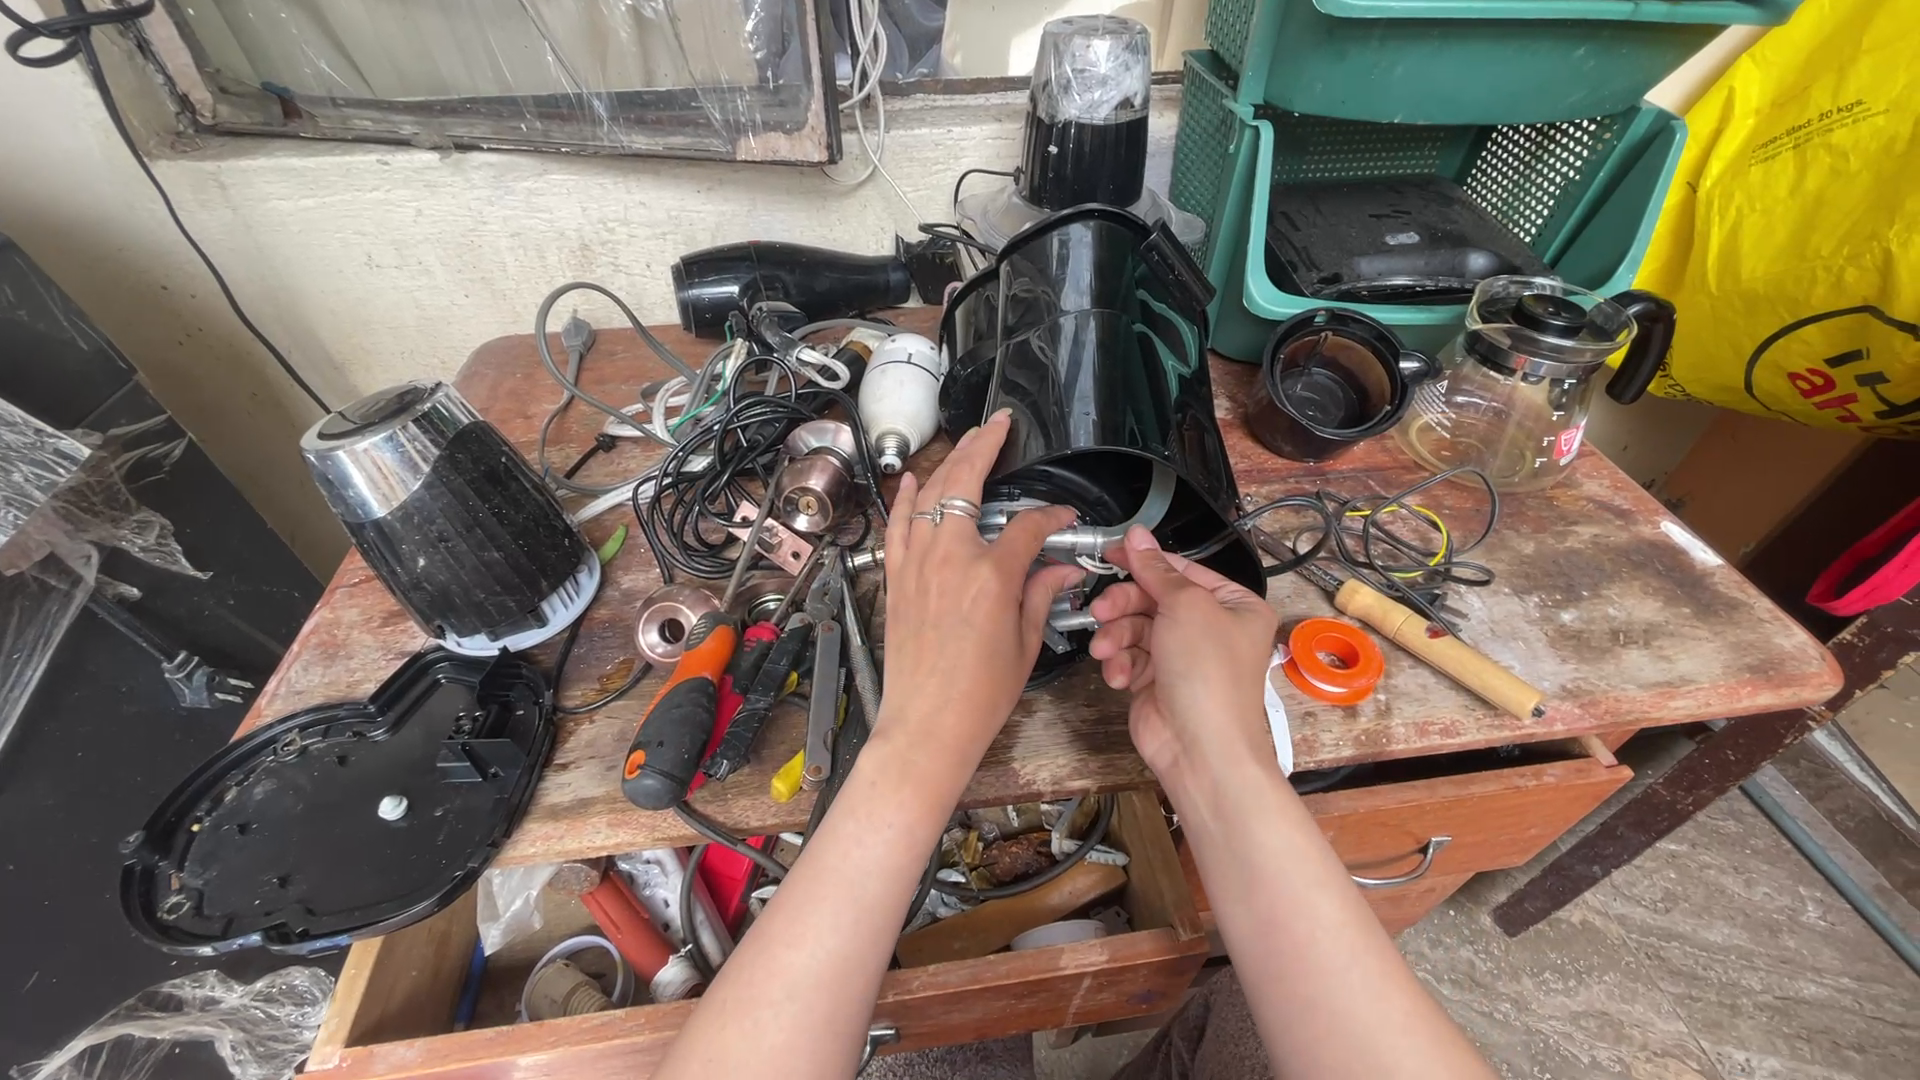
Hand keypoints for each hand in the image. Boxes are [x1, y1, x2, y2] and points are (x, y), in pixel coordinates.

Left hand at [876, 409, 1081, 766]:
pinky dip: (903, 497)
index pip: (1028, 526)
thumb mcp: (1025, 645)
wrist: (926, 724)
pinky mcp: (897, 577)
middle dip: (986, 445)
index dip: (1051, 516)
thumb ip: (1040, 596)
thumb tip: (1057, 569)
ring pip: (929, 494)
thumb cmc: (978, 694)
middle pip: (966, 482)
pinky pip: (897, 524)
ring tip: (968, 439)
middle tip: (1000, 423)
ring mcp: (917, 563)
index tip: (1063, 516)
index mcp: (991, 575)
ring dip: (949, 460)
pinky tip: (911, 477)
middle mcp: (950, 558)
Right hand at [1088, 526, 1279, 789]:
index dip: (1144, 561)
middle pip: (1152, 599)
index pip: (1182, 571)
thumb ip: (1155, 569)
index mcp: (1233, 605)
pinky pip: (1130, 658)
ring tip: (1105, 651)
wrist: (1201, 749)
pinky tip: (1118, 676)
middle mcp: (1210, 627)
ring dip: (1116, 637)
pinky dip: (1120, 664)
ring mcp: (1182, 656)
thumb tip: (1137, 533)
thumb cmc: (1206, 672)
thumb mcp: (1184, 606)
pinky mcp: (1157, 681)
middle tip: (1101, 611)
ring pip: (1135, 628)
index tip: (1110, 552)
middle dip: (1123, 606)